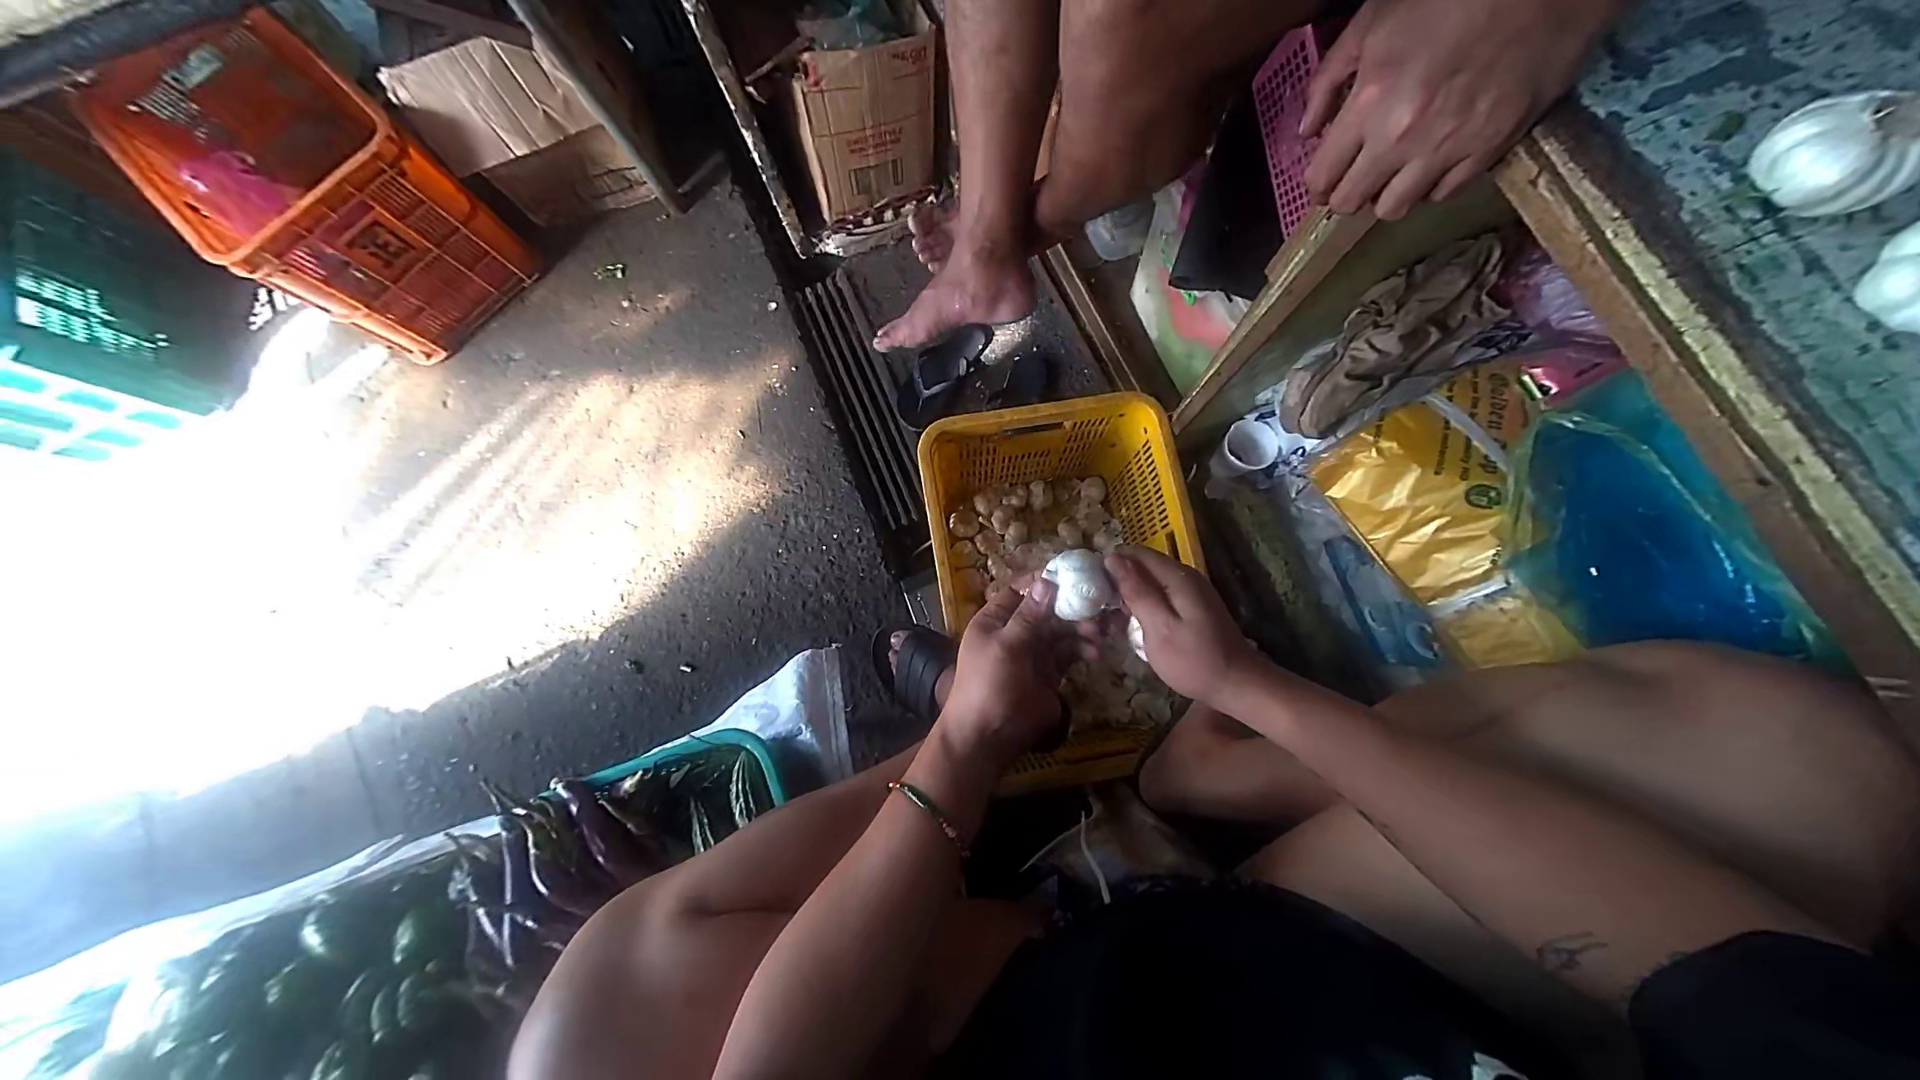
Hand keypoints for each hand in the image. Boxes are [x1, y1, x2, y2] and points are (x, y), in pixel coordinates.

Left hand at [936, 578, 1080, 768]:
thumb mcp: (1006, 645)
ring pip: (1061, 632)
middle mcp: (1014, 632)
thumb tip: (1046, 582)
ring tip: (1100, 633)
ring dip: (1081, 629)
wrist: (988, 736)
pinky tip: (1094, 653)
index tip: (1072, 576)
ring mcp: (1033, 653)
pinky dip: (1082, 651)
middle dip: (1071, 607)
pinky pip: (1068, 654)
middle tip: (1097, 604)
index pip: (1020, 591)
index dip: (1043, 582)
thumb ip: (1028, 615)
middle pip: (1047, 610)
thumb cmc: (989, 684)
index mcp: (995, 620)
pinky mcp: (1049, 674)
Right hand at [1105, 547, 1264, 704]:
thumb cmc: (1194, 660)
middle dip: (1116, 579)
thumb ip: (1136, 591)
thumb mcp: (1159, 627)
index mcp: (1177, 577)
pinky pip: (1159, 594)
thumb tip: (1113, 559)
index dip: (1109, 563)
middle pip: (1142, 564)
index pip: (1135, 553)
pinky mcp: (1191, 607)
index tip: (1088, 584)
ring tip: (1106, 616)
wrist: (1237, 685)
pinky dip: (1141, 603)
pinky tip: (1129, 623)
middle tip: (1094, 604)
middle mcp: (1184, 576)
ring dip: (1127, 593)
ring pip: (1149, 580)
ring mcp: (1190, 591)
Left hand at [1301, 0, 1620, 219]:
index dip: (1317, 185)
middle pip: (1351, 203)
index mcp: (1368, 104)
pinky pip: (1444, 194)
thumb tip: (1306, 132)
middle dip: (1346, 193)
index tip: (1323, 180)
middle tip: (1356, 176)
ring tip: (1395, 171)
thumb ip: (1328, 82)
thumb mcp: (1373, 21)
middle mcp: (1402, 137)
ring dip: (1387, 195)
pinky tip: (1436, 160)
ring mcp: (1447, 148)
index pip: (1321, 179)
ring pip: (1394, 208)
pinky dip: (1433, 185)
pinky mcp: (1490, 149)